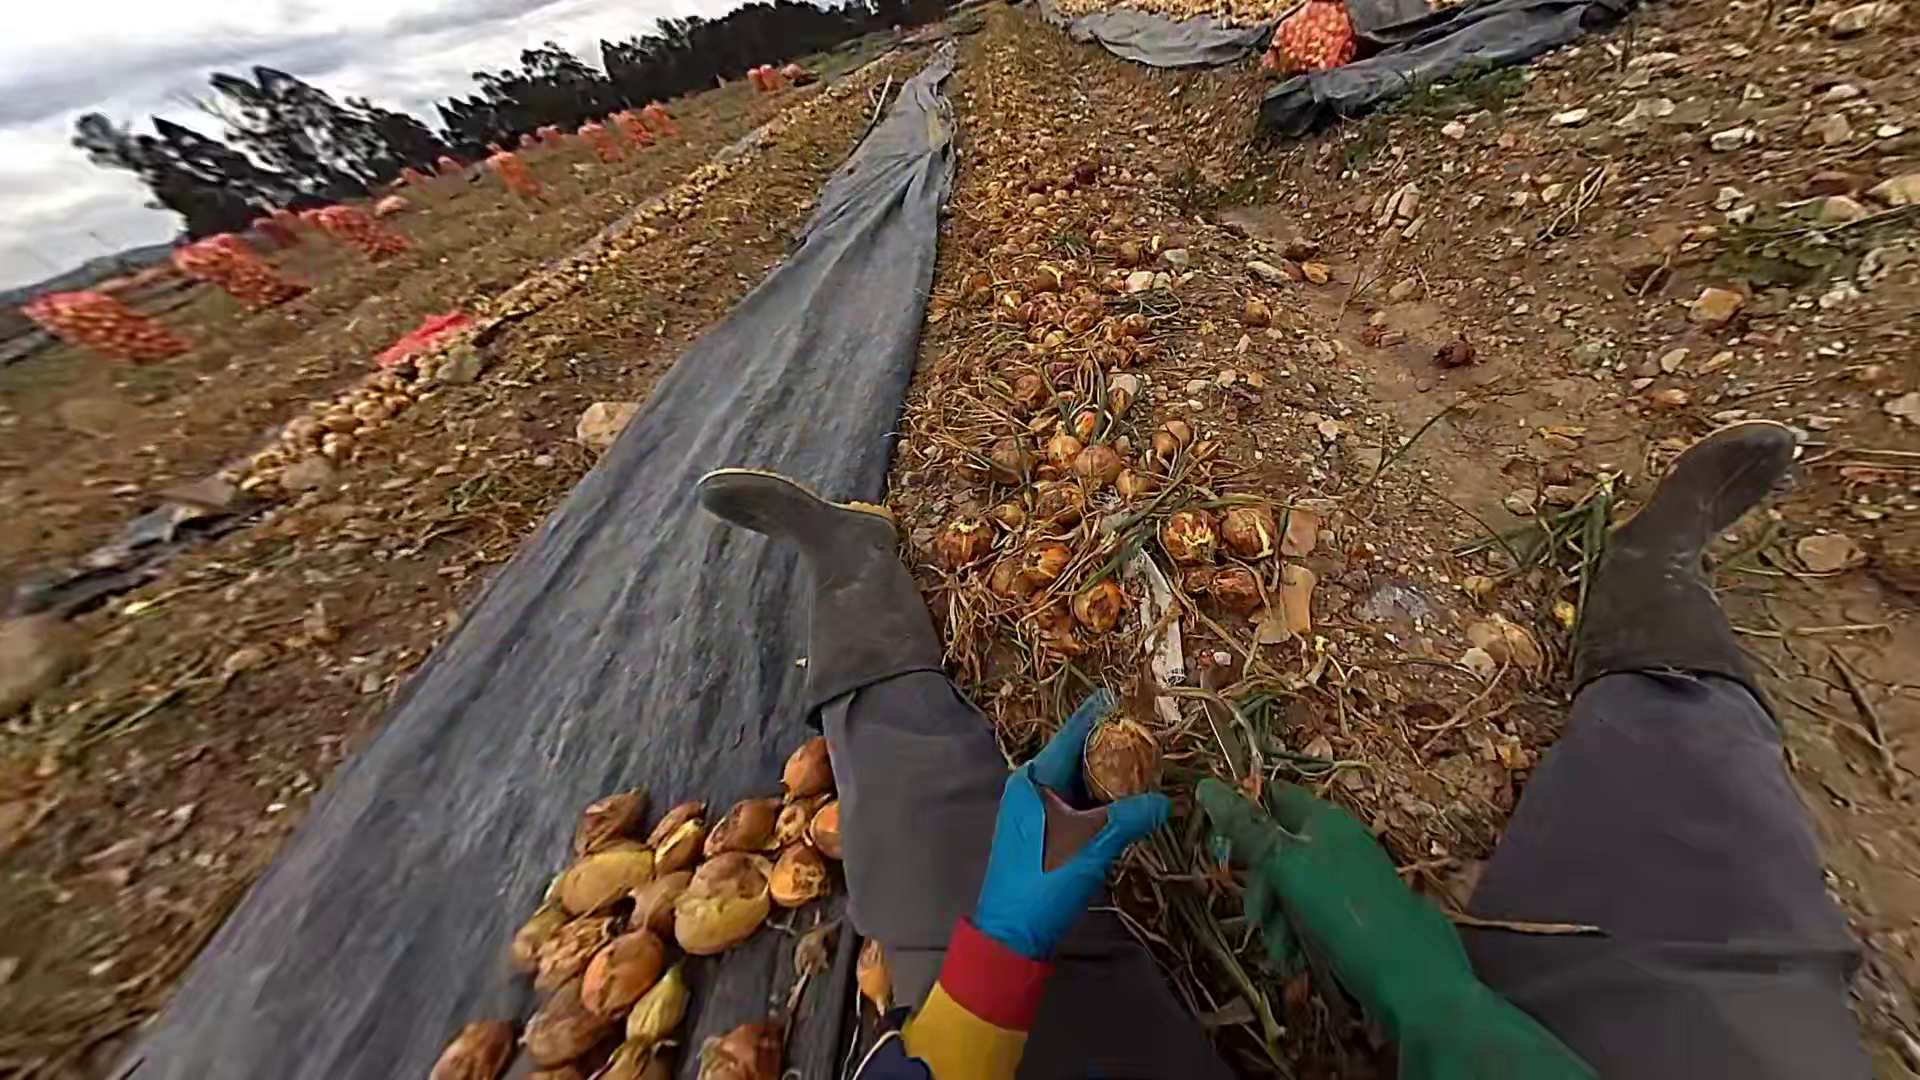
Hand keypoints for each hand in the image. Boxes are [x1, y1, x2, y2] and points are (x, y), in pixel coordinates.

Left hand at [972, 691, 1169, 960]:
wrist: (1011, 931)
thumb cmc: (1045, 878)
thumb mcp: (1092, 845)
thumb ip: (1130, 818)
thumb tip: (1167, 800)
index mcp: (1035, 778)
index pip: (1070, 735)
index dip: (1093, 714)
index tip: (1114, 695)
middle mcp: (1030, 785)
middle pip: (1074, 755)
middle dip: (1105, 745)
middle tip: (1139, 733)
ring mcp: (1032, 808)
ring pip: (1074, 780)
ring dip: (1102, 774)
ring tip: (1136, 763)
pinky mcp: (1039, 829)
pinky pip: (1071, 802)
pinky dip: (1095, 798)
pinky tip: (1119, 801)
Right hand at [1198, 779, 1595, 1079]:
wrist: (1420, 992)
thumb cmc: (1344, 913)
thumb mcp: (1284, 864)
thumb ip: (1243, 825)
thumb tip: (1204, 783)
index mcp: (1323, 819)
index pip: (1270, 795)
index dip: (1242, 814)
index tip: (1225, 846)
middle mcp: (1337, 842)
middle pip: (1276, 845)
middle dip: (1259, 882)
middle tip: (1256, 915)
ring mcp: (1350, 880)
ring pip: (1290, 883)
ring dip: (1276, 914)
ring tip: (1280, 948)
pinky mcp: (1359, 917)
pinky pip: (1312, 912)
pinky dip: (1298, 932)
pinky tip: (1296, 958)